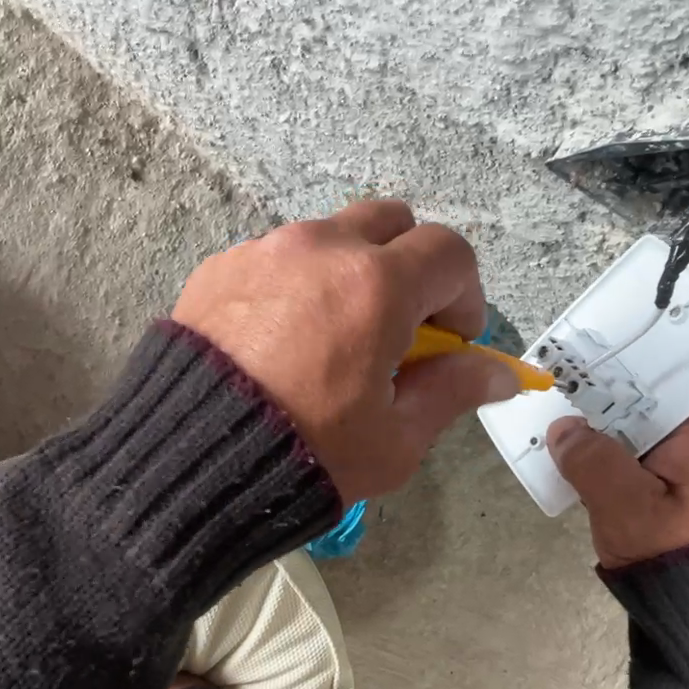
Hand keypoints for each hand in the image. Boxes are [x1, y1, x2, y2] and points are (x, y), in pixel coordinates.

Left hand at [172, 200, 521, 501]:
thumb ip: (452, 392)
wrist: (189, 464)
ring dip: (347, 273)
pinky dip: (293, 286)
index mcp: (376, 285)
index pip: (450, 254)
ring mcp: (262, 252)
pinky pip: (274, 259)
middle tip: (398, 328)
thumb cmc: (308, 456)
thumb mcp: (395, 440)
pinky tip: (276, 343)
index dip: (465, 296)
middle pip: (390, 224)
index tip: (453, 340)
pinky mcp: (217, 268)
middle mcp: (319, 248)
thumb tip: (499, 373)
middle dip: (409, 267)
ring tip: (329, 339)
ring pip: (327, 238)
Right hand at [547, 408, 688, 567]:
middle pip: (641, 423)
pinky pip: (651, 474)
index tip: (561, 413)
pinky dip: (623, 482)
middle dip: (600, 436)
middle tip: (560, 449)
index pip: (643, 398)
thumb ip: (591, 460)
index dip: (599, 403)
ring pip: (642, 450)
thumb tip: (564, 427)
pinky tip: (599, 496)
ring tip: (573, 475)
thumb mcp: (623, 505)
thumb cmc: (669, 552)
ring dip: (608, 463)